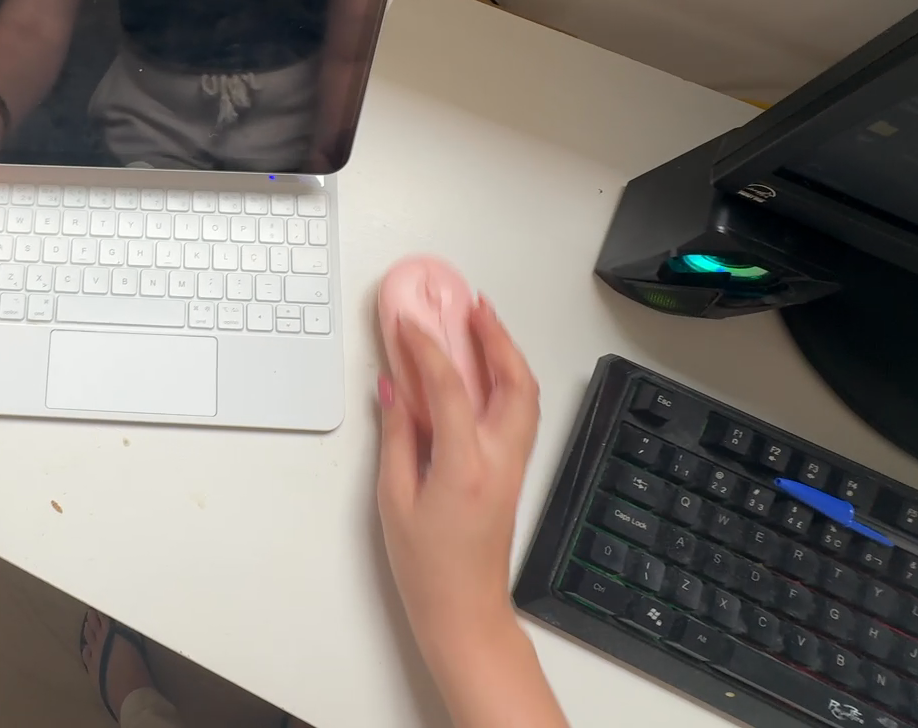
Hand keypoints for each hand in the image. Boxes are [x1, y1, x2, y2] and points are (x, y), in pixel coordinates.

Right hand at [377, 297, 539, 668]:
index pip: (450, 389)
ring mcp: (513, 465)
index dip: (427, 348)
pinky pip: (517, 412)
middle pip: (514, 384)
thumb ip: (396, 435)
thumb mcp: (394, 497)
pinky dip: (506, 379)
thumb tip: (392, 387)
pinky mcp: (512, 471)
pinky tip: (484, 367)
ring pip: (525, 396)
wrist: (466, 613)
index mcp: (466, 466)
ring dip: (507, 354)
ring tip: (483, 324)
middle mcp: (500, 460)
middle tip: (473, 305)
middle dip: (496, 337)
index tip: (408, 322)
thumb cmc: (425, 564)